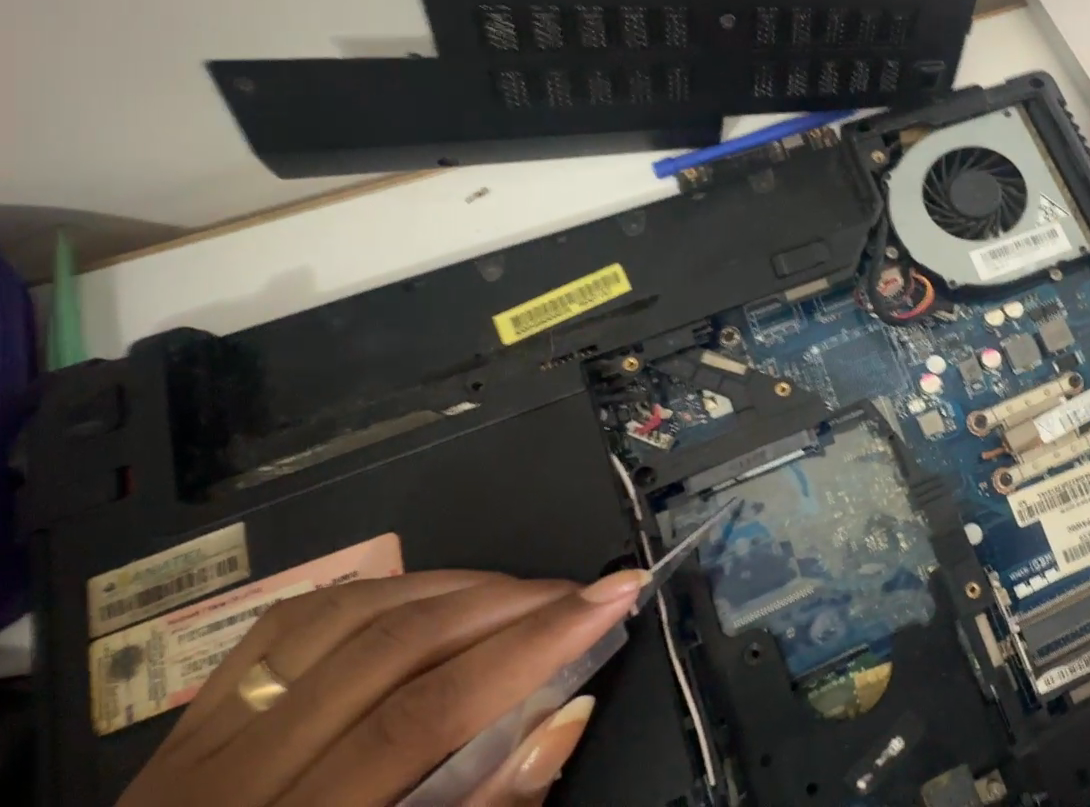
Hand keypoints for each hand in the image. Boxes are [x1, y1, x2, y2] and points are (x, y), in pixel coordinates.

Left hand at [118, 568, 645, 806]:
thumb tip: (570, 713)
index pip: (429, 713)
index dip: (535, 645)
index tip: (616, 595)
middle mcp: (228, 781)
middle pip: (394, 647)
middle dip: (511, 605)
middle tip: (586, 592)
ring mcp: (199, 742)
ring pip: (349, 614)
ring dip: (458, 588)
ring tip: (528, 594)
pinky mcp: (193, 718)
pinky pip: (297, 618)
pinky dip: (388, 590)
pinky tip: (440, 595)